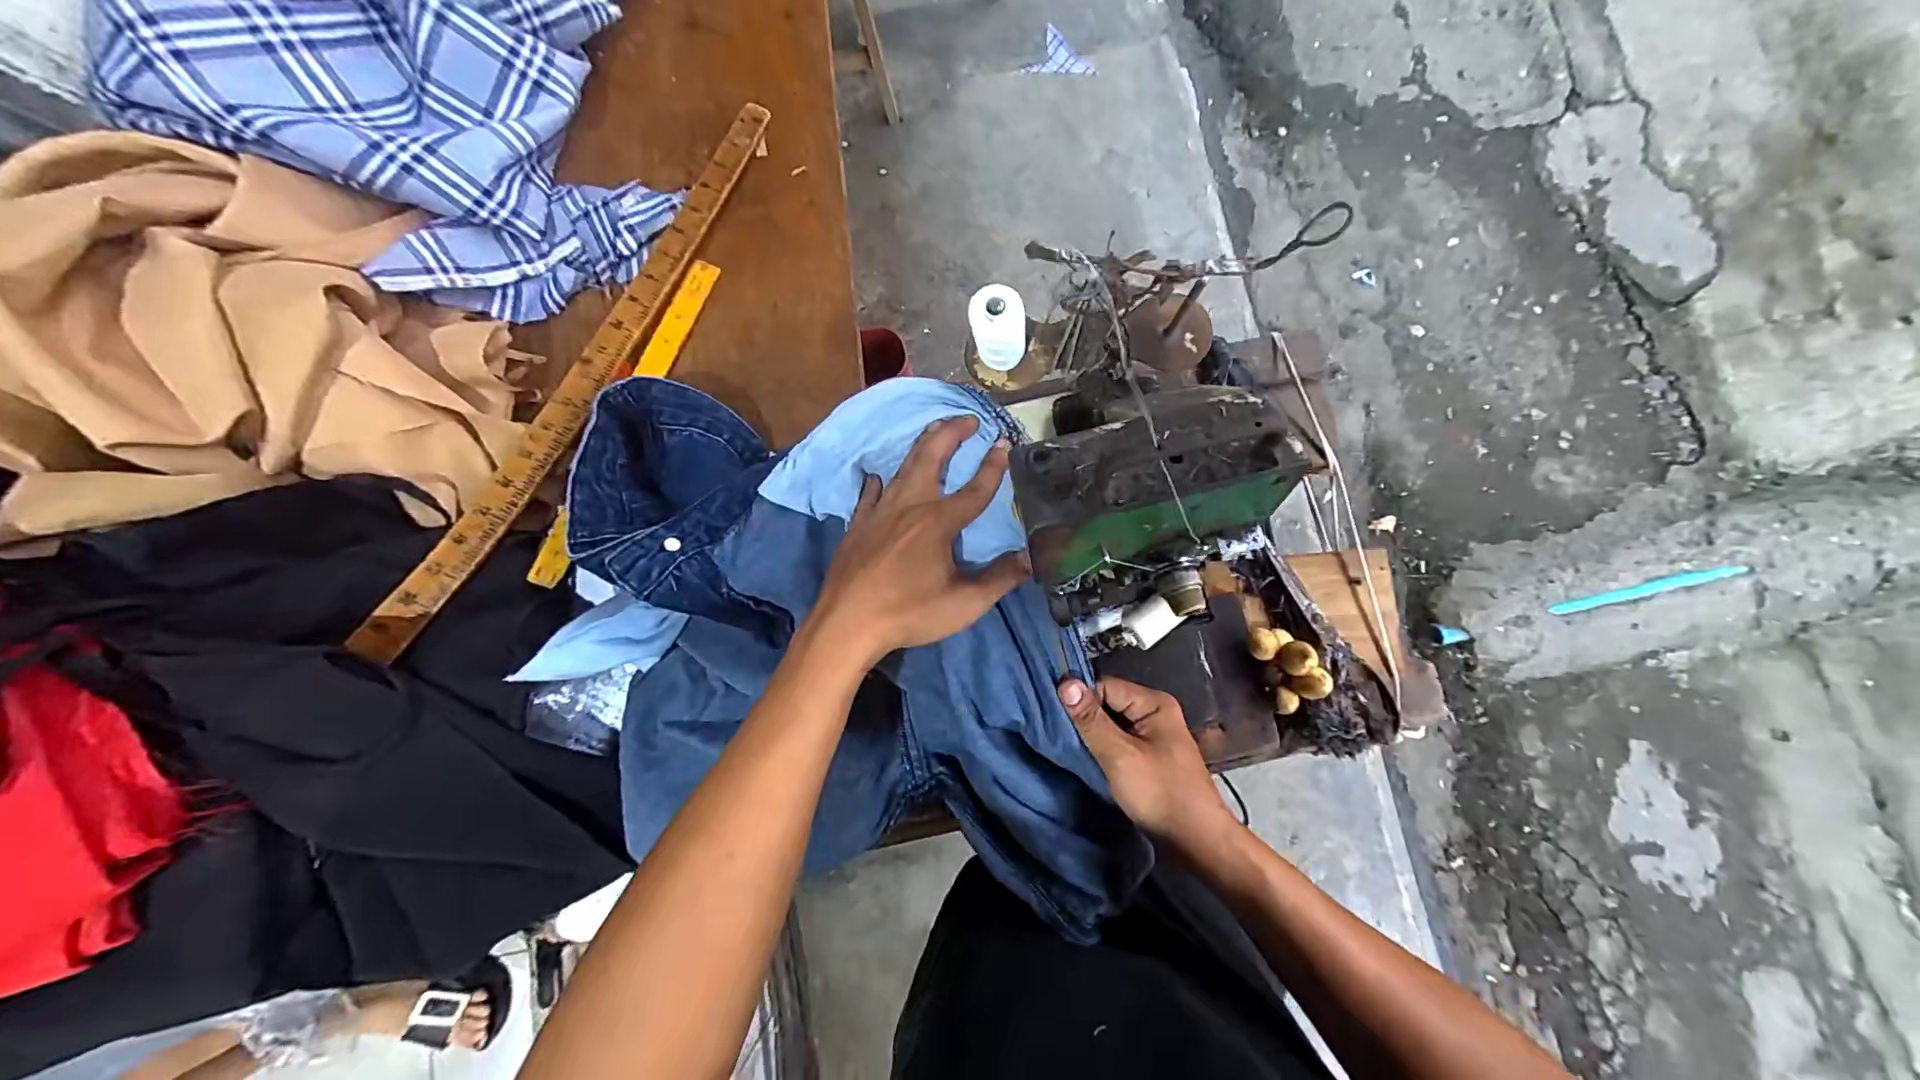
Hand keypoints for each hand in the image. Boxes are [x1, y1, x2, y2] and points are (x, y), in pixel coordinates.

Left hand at [809, 415, 1029, 665]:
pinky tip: (879, 477)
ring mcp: (880, 512)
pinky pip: (871, 492)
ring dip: (922, 445)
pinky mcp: (858, 524)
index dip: (993, 466)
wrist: (847, 622)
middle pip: (932, 458)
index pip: (975, 488)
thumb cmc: (909, 613)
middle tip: (968, 419)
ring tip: (934, 432)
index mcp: (939, 522)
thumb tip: (1029, 558)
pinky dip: (881, 480)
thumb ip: (999, 579)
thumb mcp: (964, 603)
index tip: (1003, 442)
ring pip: (903, 467)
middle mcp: (910, 506)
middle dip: (951, 433)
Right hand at [1059, 675, 1239, 851]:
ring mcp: (1153, 736)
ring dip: (1092, 737)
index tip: (1059, 722)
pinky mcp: (1148, 757)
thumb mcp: (1120, 755)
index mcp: (1154, 703)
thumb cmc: (1160, 793)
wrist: (1196, 842)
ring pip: (1110, 725)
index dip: (1082, 702)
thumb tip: (1065, 682)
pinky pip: (1118, 742)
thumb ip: (1091, 719)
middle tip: (1061, 738)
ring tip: (1070, 750)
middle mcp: (1155, 713)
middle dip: (1086, 719)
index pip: (1104, 686)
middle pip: (1107, 703)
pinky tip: (1089, 761)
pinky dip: (1102, 750)